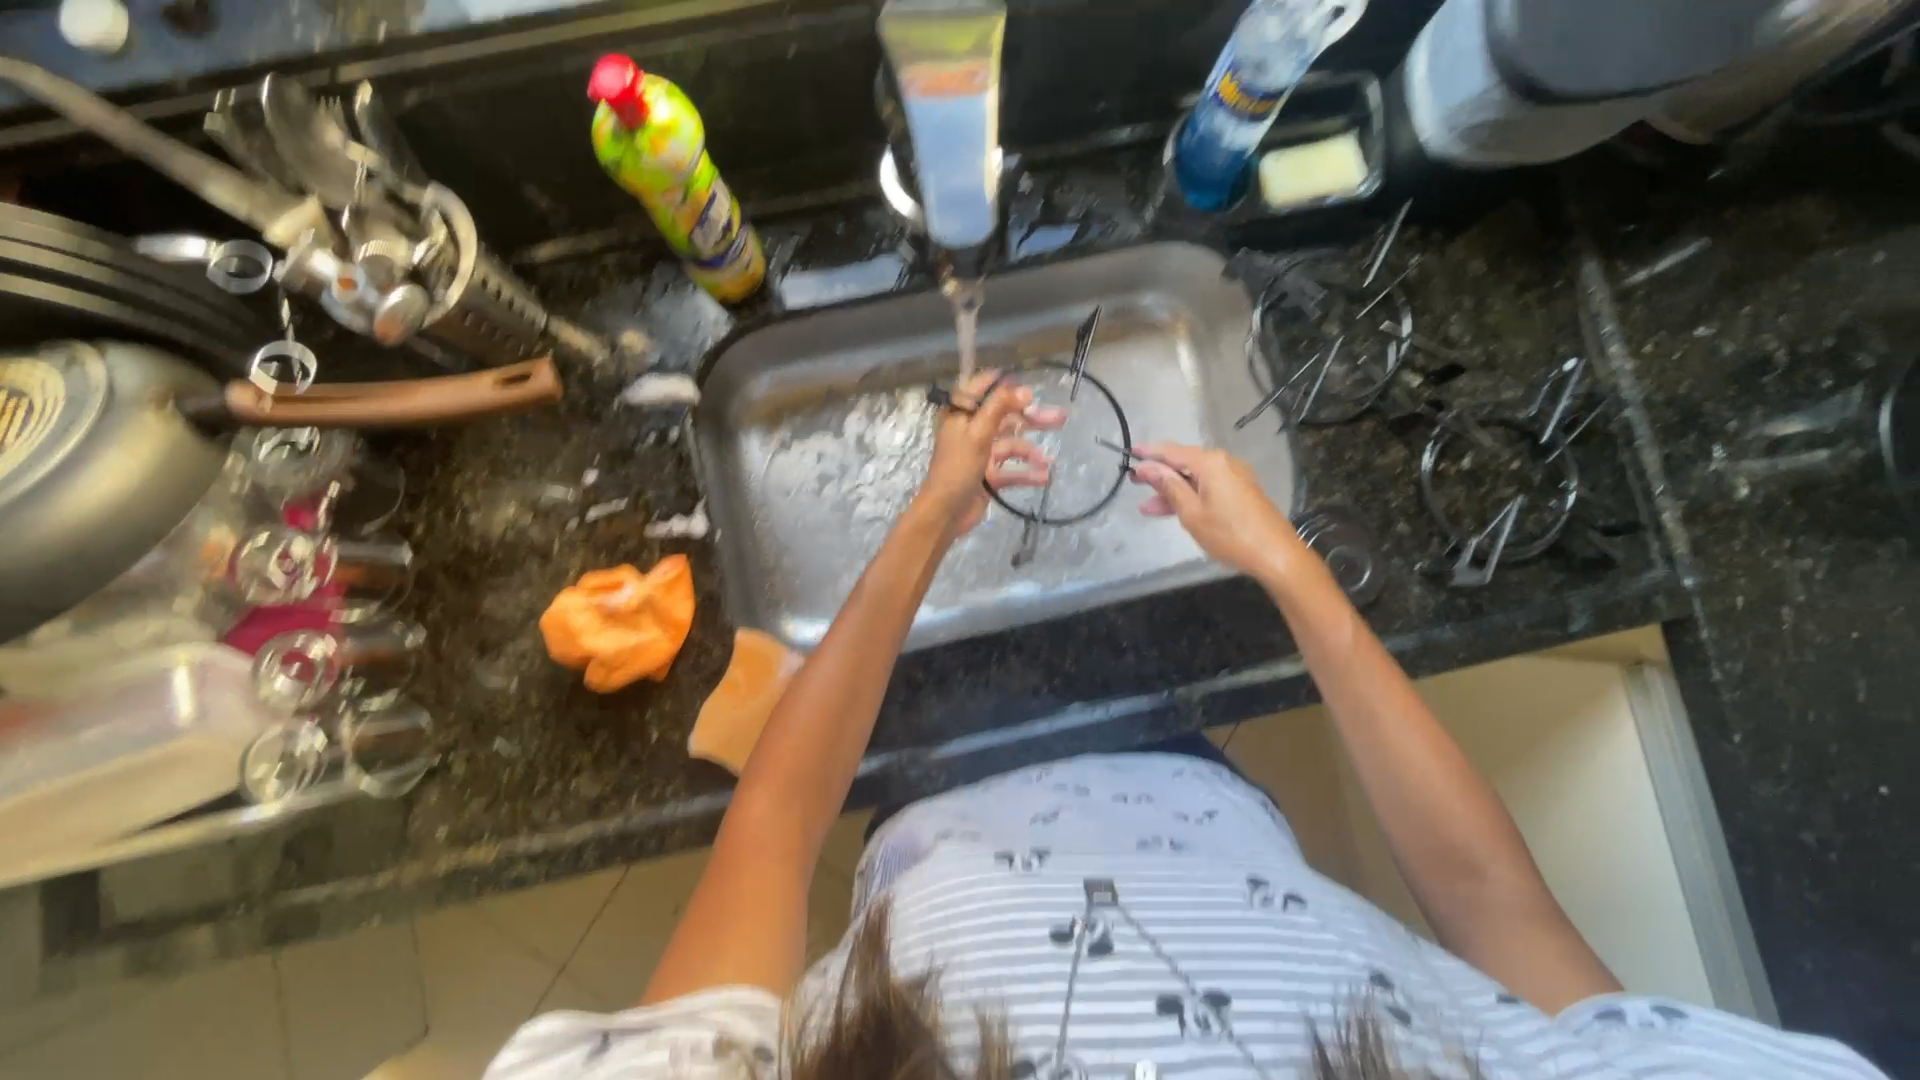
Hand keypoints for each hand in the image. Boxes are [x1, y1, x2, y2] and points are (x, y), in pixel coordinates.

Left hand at [915, 370, 1065, 534]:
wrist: (945, 513)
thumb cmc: (957, 468)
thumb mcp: (978, 433)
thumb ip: (999, 407)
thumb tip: (1025, 390)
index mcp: (962, 415)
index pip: (982, 388)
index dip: (1005, 385)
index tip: (1029, 386)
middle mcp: (972, 430)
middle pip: (1005, 417)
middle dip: (1031, 418)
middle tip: (1059, 417)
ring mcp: (981, 454)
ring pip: (1011, 445)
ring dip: (1030, 451)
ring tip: (1048, 460)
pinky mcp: (989, 476)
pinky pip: (1011, 470)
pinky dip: (1026, 473)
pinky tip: (1044, 477)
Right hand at [1128, 443, 1305, 579]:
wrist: (1276, 555)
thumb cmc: (1229, 535)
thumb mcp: (1192, 513)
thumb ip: (1169, 487)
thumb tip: (1148, 467)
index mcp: (1211, 463)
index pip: (1172, 451)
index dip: (1149, 453)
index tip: (1130, 453)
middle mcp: (1224, 463)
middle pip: (1185, 463)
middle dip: (1159, 474)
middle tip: (1135, 482)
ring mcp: (1235, 477)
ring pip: (1195, 478)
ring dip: (1173, 490)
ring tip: (1148, 507)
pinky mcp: (1241, 492)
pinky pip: (1208, 487)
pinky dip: (1190, 496)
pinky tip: (1174, 510)